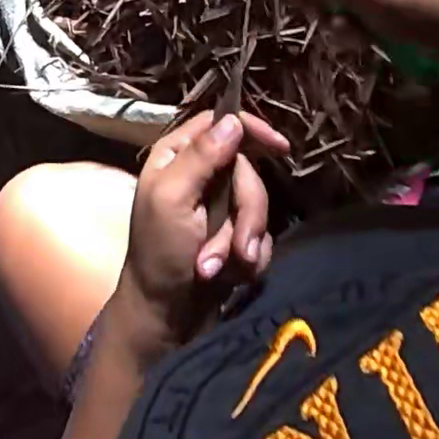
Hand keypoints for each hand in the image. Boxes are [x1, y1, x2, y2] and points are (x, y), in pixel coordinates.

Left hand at [107, 111, 288, 357]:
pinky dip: (248, 258)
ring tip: (218, 267)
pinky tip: (227, 275)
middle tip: (236, 247)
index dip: (250, 129)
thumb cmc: (159, 250)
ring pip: (256, 205)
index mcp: (178, 154)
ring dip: (242, 241)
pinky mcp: (234, 235)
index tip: (279, 148)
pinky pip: (260, 236)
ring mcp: (219, 205)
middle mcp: (200, 174)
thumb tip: (233, 121)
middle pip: (246, 170)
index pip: (220, 123)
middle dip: (246, 212)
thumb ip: (201, 157)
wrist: (166, 316)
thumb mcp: (172, 198)